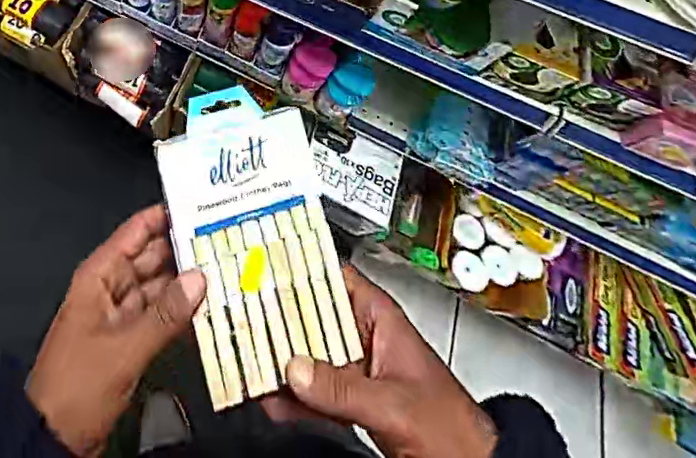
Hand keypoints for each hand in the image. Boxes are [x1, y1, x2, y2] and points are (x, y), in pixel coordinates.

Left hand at [25, 205, 205, 454]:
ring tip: (227, 268)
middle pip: (155, 255)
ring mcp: (123, 313)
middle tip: (228, 239)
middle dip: (188, 248)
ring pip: (162, 285)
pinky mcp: (132, 338)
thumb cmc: (77, 387)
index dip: (169, 214)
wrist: (50, 443)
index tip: (205, 205)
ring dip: (190, 281)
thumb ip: (165, 313)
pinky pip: (163, 313)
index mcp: (101, 276)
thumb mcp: (124, 349)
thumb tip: (201, 277)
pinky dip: (183, 309)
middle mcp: (113, 287)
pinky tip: (211, 306)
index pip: (139, 230)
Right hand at [271, 265, 494, 457]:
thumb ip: (343, 385)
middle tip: (247, 320)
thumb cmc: (448, 423)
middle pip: (316, 317)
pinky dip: (295, 398)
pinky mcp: (353, 400)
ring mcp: (357, 368)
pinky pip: (316, 392)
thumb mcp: (392, 401)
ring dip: (284, 362)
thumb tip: (296, 368)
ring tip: (251, 362)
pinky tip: (273, 401)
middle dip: (283, 321)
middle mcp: (365, 336)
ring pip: (311, 356)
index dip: (305, 272)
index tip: (270, 271)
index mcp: (380, 318)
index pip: (336, 279)